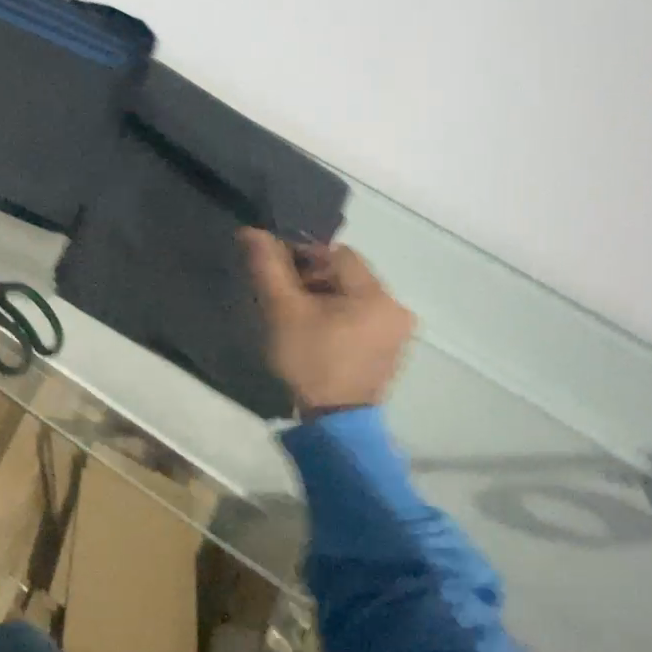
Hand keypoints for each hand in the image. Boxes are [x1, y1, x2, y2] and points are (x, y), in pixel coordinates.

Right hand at [239, 228, 414, 411]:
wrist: (334, 420)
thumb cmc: (310, 359)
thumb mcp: (282, 310)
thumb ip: (268, 266)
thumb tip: (252, 231)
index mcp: (377, 295)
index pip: (337, 253)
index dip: (304, 256)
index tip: (279, 275)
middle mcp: (397, 308)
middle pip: (348, 274)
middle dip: (314, 278)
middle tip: (285, 296)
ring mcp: (399, 331)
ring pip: (355, 295)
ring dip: (326, 296)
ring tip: (299, 316)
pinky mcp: (392, 349)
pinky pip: (363, 315)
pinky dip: (340, 315)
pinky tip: (318, 332)